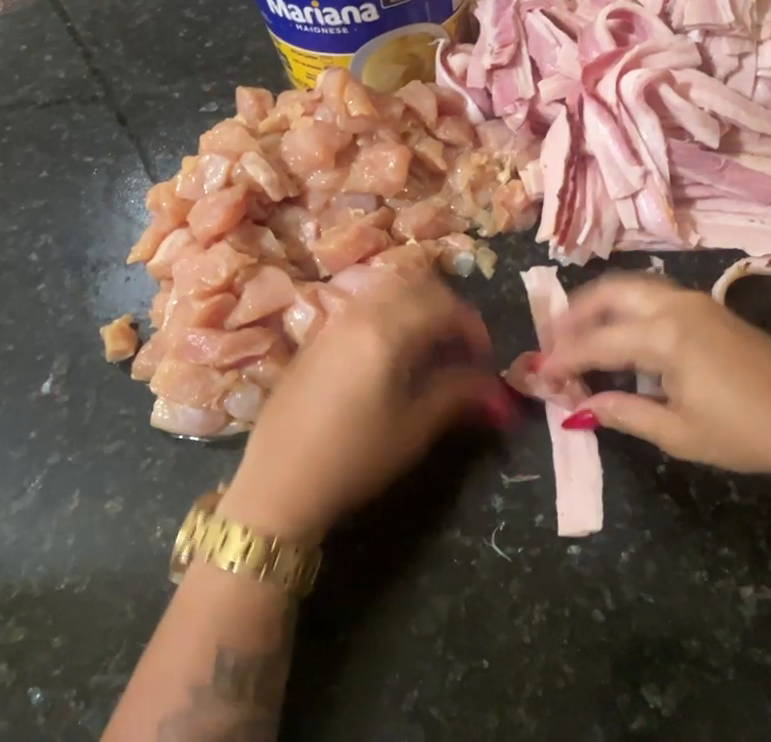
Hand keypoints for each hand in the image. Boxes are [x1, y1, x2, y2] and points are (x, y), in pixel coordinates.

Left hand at [219, 272, 503, 542]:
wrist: (277, 484)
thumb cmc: (354, 458)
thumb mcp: (414, 429)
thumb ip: (458, 394)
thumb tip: (493, 386)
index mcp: (387, 331)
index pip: (444, 305)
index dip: (473, 327)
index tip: (485, 358)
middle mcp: (358, 314)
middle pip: (414, 286)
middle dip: (446, 310)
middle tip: (461, 348)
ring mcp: (330, 325)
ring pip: (385, 293)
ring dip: (416, 310)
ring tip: (429, 352)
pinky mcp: (313, 341)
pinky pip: (360, 310)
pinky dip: (387, 318)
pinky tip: (390, 359)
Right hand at [539, 274, 770, 481]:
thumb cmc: (746, 432)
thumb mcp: (678, 433)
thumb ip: (624, 413)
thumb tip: (582, 407)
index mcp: (665, 335)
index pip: (598, 341)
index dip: (565, 357)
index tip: (541, 373)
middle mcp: (677, 306)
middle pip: (612, 292)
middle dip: (576, 312)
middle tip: (554, 339)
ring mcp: (698, 302)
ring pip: (635, 287)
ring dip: (602, 304)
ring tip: (581, 332)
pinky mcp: (712, 310)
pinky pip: (657, 295)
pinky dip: (629, 307)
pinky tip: (624, 335)